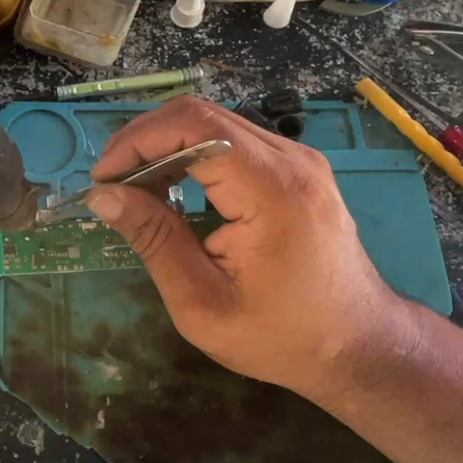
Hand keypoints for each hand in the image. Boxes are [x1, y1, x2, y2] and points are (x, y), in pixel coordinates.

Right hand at [85, 97, 415, 395]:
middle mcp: (290, 160)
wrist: (359, 347)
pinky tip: (169, 188)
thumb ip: (153, 240)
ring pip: (214, 124)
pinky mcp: (295, 170)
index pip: (194, 127)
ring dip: (164, 146)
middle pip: (201, 115)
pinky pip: (231, 142)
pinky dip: (189, 154)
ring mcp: (297, 160)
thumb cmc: (280, 336)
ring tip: (134, 189)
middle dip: (143, 140)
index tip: (102, 179)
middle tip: (110, 183)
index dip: (137, 141)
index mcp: (272, 190)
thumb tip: (103, 195)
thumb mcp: (201, 301)